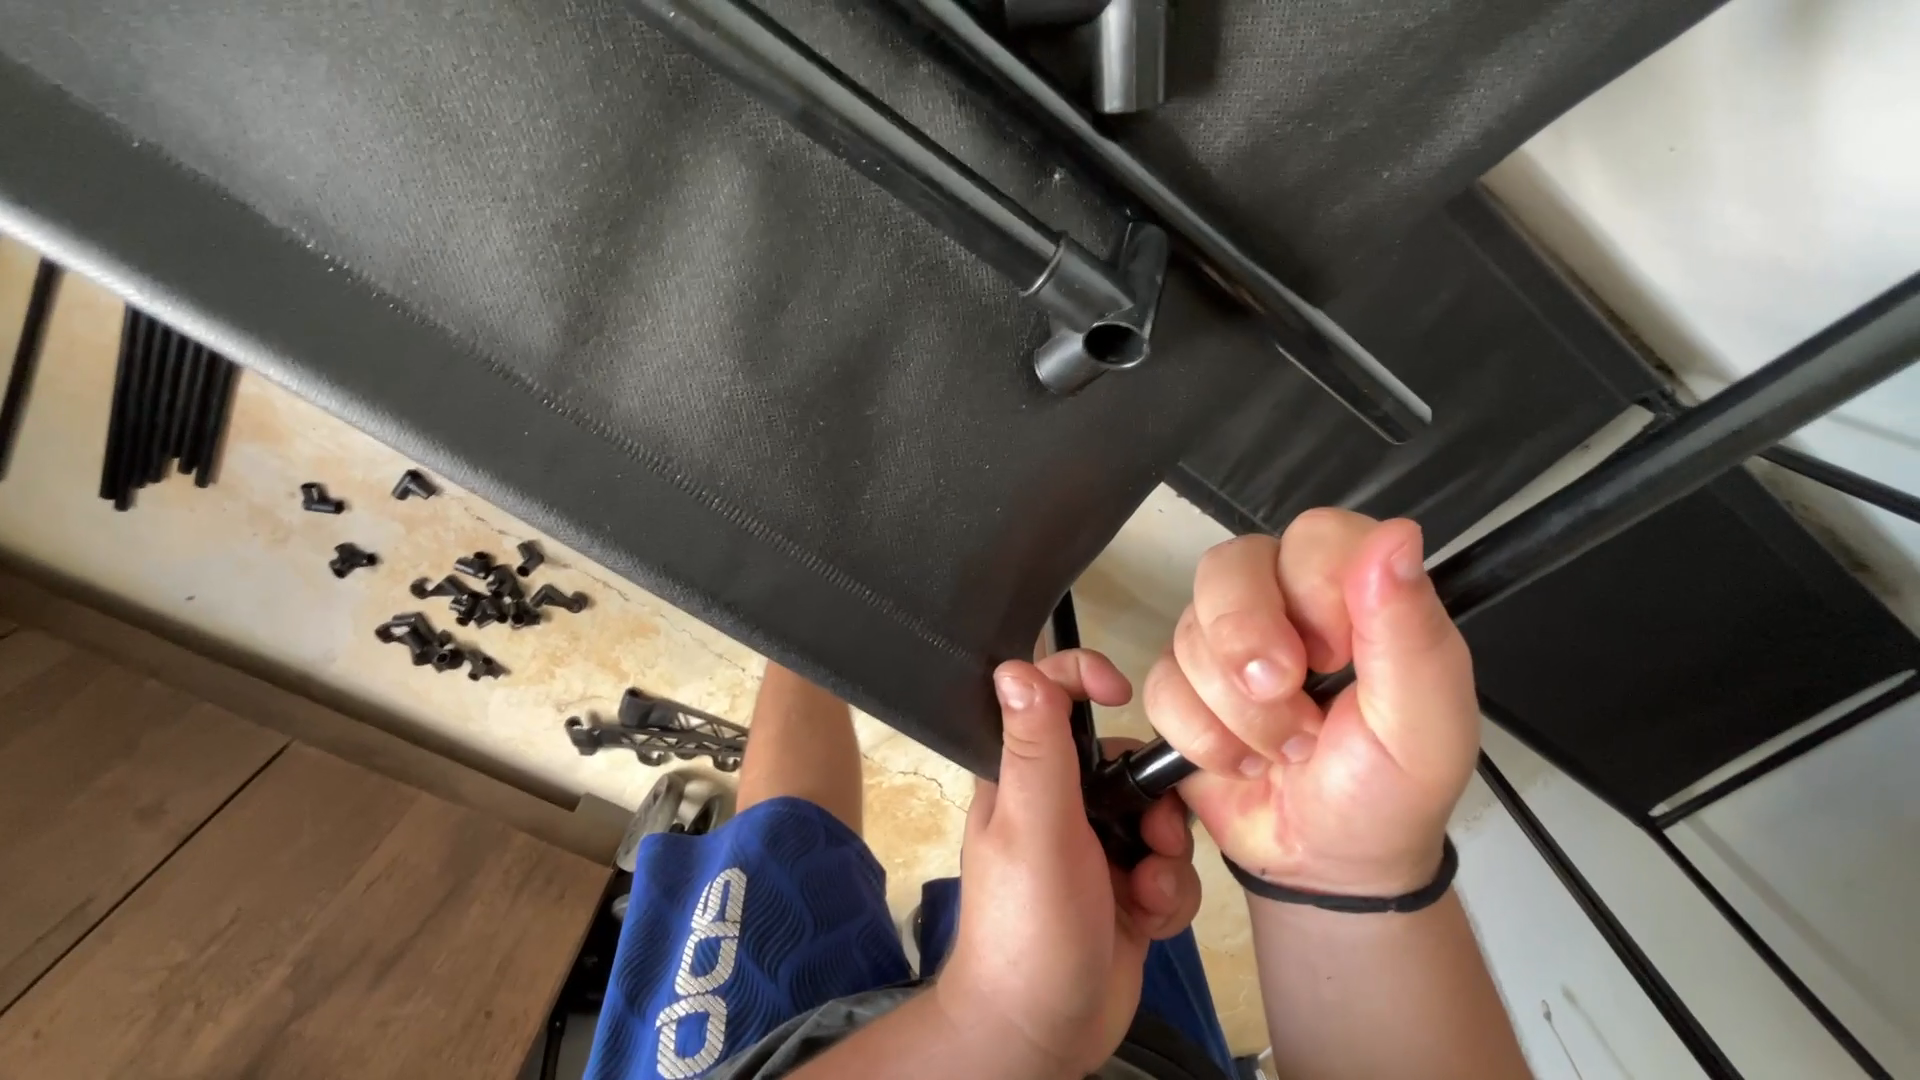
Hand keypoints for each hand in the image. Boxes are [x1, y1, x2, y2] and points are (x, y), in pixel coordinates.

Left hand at [936, 651, 1202, 1076]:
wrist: (1044, 1032)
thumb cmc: (1029, 924)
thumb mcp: (1035, 830)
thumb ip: (1035, 751)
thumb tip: (1016, 668)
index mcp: (1023, 774)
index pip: (1048, 694)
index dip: (1082, 677)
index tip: (1121, 692)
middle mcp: (1060, 800)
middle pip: (1126, 761)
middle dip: (1153, 800)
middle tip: (1154, 840)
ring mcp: (1097, 845)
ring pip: (1159, 816)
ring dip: (1168, 858)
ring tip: (1149, 895)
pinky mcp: (1128, 885)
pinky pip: (1171, 866)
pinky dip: (1170, 895)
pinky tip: (1148, 922)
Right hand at [1143, 509, 1478, 896]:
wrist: (1325, 863)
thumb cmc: (1389, 791)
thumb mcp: (1424, 724)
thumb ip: (1412, 631)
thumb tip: (1397, 535)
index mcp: (1350, 593)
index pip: (1313, 536)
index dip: (1313, 589)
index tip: (1337, 656)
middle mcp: (1281, 602)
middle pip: (1226, 567)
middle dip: (1244, 641)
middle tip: (1284, 695)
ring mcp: (1221, 641)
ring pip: (1187, 632)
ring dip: (1236, 712)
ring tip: (1284, 751)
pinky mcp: (1178, 684)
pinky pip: (1159, 686)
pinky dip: (1200, 737)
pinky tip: (1239, 761)